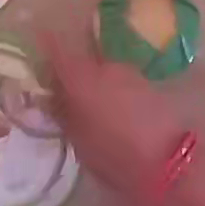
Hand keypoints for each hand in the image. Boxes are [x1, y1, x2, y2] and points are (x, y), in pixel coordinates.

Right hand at [42, 30, 190, 204]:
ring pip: (101, 70)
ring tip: (91, 110)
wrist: (167, 162)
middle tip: (63, 96)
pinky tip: (114, 114)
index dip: (46, 43)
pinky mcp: (145, 82)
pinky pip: (119, 81)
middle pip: (80, 59)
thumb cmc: (113, 155)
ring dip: (93, 83)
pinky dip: (111, 91)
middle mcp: (104, 66)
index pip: (57, 48)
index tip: (37, 43)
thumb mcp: (78, 139)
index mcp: (82, 78)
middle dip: (70, 73)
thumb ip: (62, 111)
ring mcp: (127, 71)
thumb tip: (50, 93)